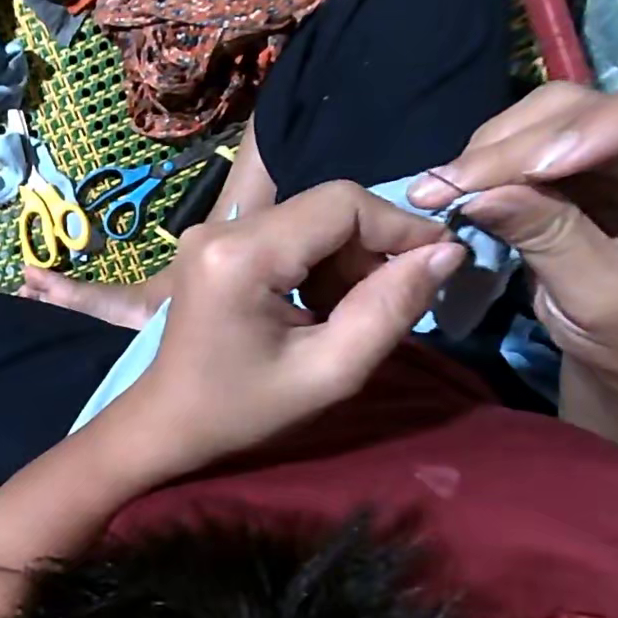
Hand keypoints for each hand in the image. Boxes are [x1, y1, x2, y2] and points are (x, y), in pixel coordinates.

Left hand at [130, 181, 466, 475]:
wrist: (171, 415)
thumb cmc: (243, 405)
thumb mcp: (330, 370)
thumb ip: (391, 306)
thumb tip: (447, 250)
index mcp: (239, 254)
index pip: (340, 202)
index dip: (399, 226)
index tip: (435, 267)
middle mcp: (217, 229)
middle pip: (322, 207)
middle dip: (369, 248)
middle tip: (383, 304)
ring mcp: (208, 233)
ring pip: (305, 219)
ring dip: (342, 259)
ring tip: (341, 315)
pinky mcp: (210, 245)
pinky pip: (280, 233)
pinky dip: (312, 262)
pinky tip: (313, 307)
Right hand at [409, 57, 617, 405]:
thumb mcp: (606, 302)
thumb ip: (551, 240)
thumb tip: (477, 196)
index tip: (543, 168)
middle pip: (614, 103)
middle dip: (523, 144)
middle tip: (450, 187)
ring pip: (559, 112)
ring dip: (492, 149)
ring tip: (438, 191)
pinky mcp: (589, 162)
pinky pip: (526, 137)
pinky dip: (482, 160)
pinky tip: (452, 190)